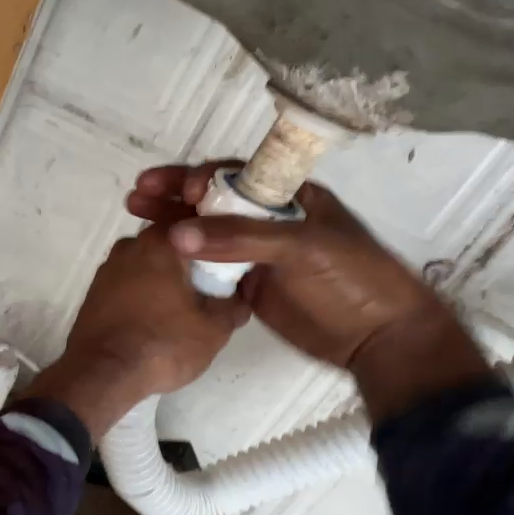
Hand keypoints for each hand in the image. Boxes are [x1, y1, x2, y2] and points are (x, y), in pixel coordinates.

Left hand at [26, 223, 249, 434]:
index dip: (218, 236)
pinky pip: (129, 281)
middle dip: (191, 260)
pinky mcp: (95, 290)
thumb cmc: (162, 344)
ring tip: (186, 305)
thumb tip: (239, 297)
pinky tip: (156, 314)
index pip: (197, 220)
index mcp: (161, 241)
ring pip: (148, 262)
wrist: (101, 374)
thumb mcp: (214, 329)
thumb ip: (233, 305)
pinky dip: (144, 291)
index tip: (231, 257)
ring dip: (166, 277)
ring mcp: (108, 267)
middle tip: (212, 286)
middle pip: (171, 242)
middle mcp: (130, 244)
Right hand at [127, 163, 491, 418]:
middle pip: (212, 199)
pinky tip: (153, 254)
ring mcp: (255, 252)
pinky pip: (206, 264)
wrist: (379, 339)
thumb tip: (176, 234)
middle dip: (174, 193)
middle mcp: (269, 219)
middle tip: (137, 195)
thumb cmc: (353, 279)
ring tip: (134, 216)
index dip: (203, 176)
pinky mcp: (246, 284)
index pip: (238, 175)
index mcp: (291, 197)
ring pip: (204, 230)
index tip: (179, 190)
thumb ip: (240, 237)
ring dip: (170, 222)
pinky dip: (180, 257)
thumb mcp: (302, 247)